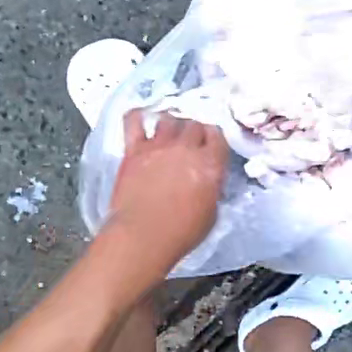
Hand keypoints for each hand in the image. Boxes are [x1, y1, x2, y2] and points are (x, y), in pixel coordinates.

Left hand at [103, 109, 228, 268]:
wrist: (143, 235)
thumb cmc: (181, 232)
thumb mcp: (211, 213)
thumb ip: (211, 189)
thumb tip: (207, 181)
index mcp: (211, 164)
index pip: (218, 135)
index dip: (214, 138)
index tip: (210, 145)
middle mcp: (186, 148)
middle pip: (194, 124)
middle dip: (194, 131)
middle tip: (190, 143)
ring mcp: (158, 146)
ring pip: (168, 119)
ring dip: (171, 124)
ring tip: (169, 133)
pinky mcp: (134, 150)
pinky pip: (134, 121)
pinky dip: (138, 116)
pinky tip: (141, 117)